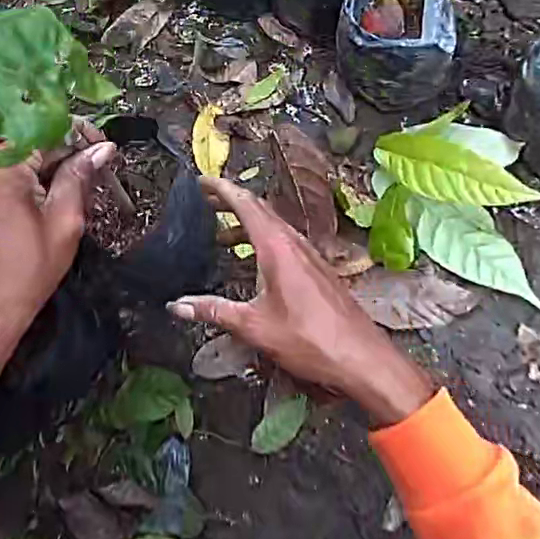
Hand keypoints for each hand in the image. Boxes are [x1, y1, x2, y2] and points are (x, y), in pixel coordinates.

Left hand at [0, 124, 118, 327]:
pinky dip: (38, 173)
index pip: (48, 128)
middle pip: (35, 136)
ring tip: (85, 179)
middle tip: (100, 165)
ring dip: (56, 161)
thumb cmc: (28, 268)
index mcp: (3, 163)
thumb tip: (103, 148)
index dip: (81, 133)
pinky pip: (14, 167)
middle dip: (69, 148)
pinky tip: (62, 187)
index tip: (105, 148)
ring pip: (26, 151)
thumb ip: (80, 175)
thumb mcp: (64, 219)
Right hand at [167, 178, 433, 426]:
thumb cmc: (309, 339)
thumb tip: (176, 305)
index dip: (221, 189)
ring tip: (220, 233)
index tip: (200, 181)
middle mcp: (294, 243)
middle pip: (259, 209)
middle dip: (230, 201)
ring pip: (272, 226)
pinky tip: (252, 261)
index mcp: (277, 247)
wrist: (362, 357)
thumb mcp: (254, 326)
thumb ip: (214, 311)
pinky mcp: (316, 269)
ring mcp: (308, 254)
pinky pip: (283, 241)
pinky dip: (261, 240)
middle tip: (204, 200)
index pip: (245, 205)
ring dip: (246, 223)